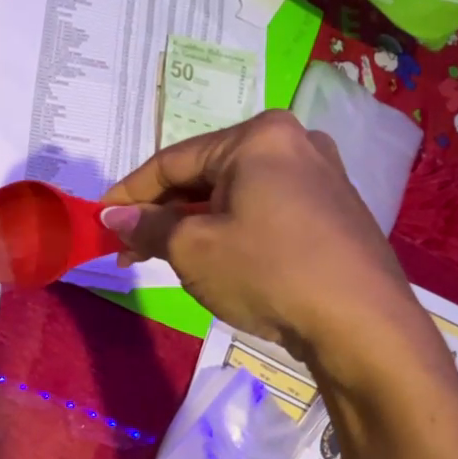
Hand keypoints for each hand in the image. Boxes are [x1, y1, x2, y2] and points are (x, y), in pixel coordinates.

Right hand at [97, 111, 416, 355]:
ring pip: (232, 194)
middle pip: (204, 175)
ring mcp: (318, 176)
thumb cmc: (267, 271)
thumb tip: (114, 216)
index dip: (128, 193)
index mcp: (257, 137)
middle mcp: (292, 142)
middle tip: (127, 247)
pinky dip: (227, 229)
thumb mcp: (192, 249)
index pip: (172, 160)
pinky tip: (212, 259)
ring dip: (191, 223)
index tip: (97, 220)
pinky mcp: (331, 210)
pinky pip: (261, 209)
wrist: (360, 321)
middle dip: (161, 211)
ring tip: (162, 257)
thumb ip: (148, 226)